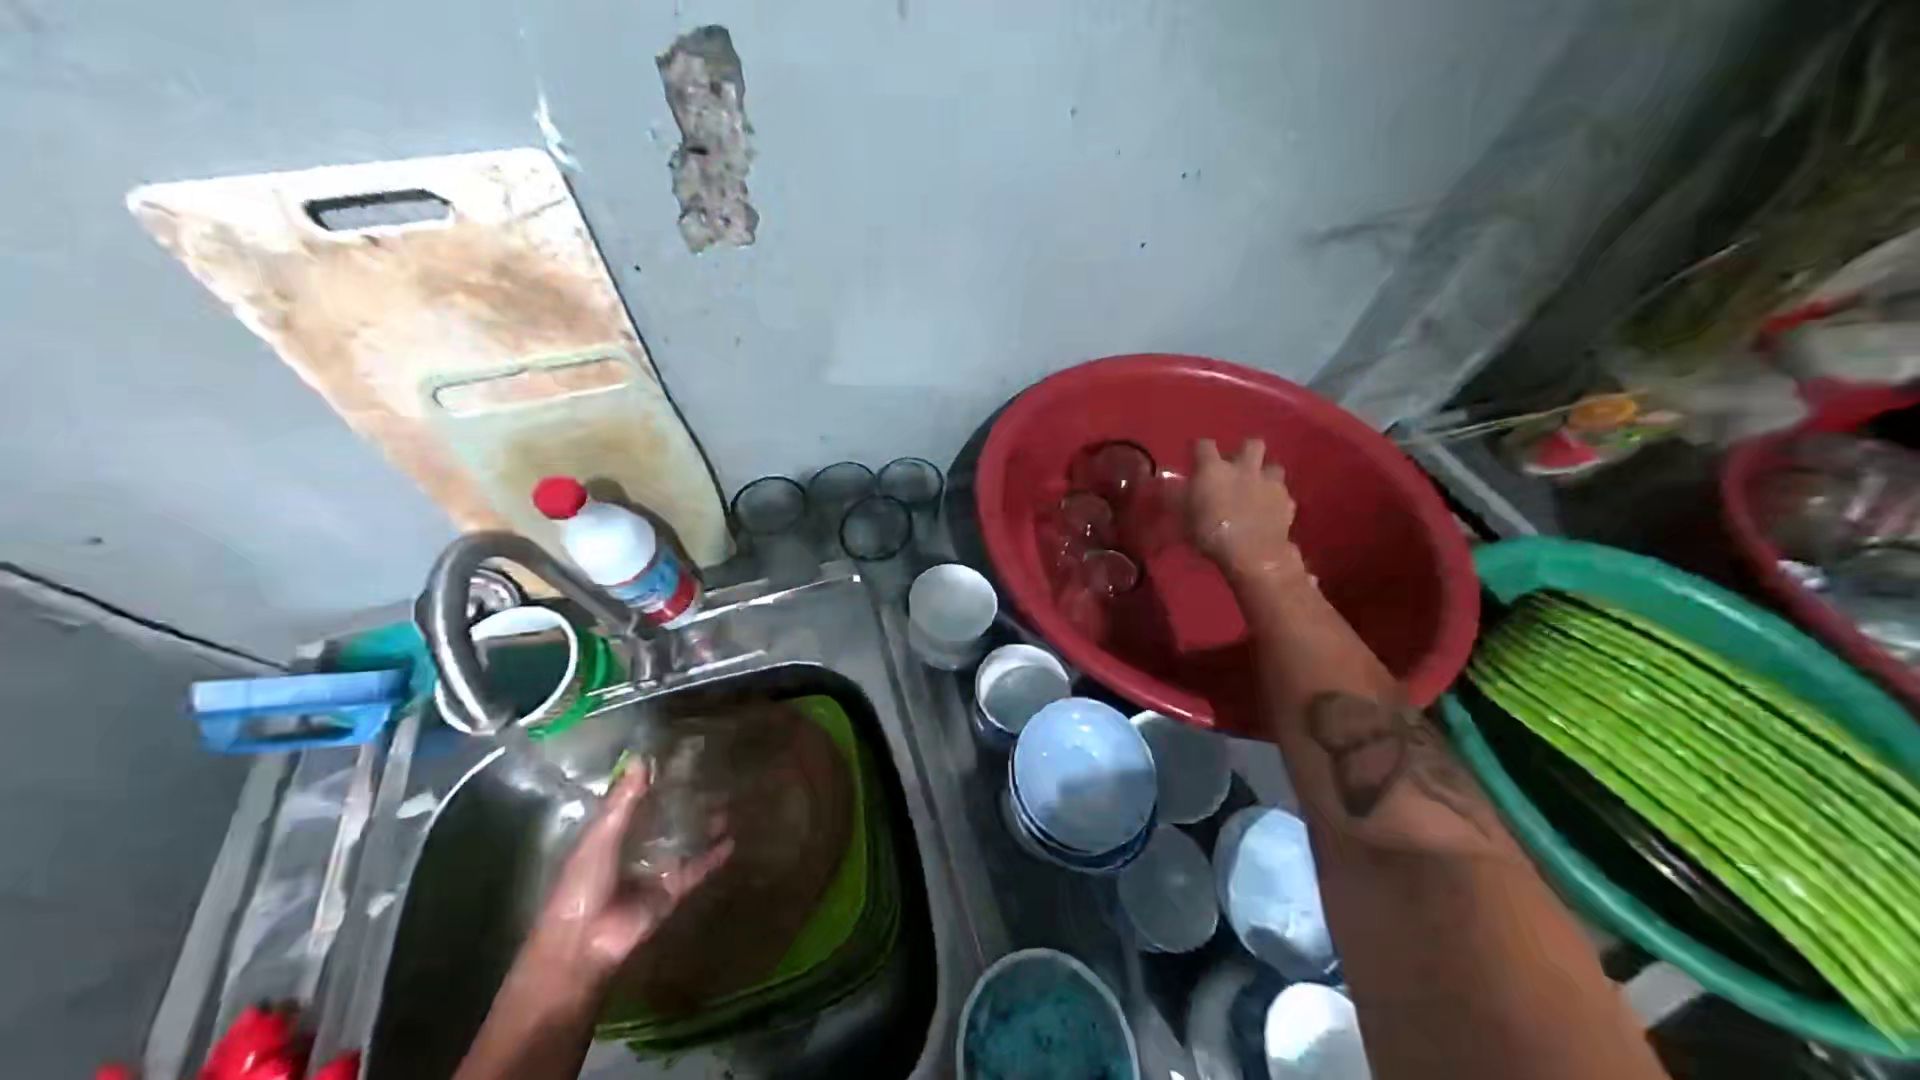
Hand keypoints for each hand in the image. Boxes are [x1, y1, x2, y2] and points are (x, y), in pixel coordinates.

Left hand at [527, 765, 731, 983]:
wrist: (583, 942)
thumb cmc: (583, 884)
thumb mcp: (600, 836)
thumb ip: (622, 801)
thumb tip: (640, 758)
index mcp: (614, 834)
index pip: (641, 802)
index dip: (659, 783)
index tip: (682, 762)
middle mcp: (637, 849)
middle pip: (668, 821)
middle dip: (689, 804)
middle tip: (714, 782)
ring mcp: (656, 870)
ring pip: (686, 842)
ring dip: (704, 826)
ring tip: (727, 807)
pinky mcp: (672, 891)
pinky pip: (696, 870)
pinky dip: (713, 858)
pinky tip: (731, 841)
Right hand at [1186, 438, 1302, 579]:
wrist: (1252, 555)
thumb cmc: (1210, 534)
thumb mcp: (1183, 517)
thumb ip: (1178, 497)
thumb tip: (1168, 486)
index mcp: (1213, 469)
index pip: (1203, 444)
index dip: (1199, 449)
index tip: (1195, 458)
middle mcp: (1244, 468)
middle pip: (1251, 443)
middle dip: (1244, 451)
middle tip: (1235, 467)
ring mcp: (1269, 483)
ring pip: (1273, 465)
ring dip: (1264, 472)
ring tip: (1256, 486)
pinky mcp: (1287, 501)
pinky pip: (1283, 493)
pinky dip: (1276, 499)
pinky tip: (1269, 510)